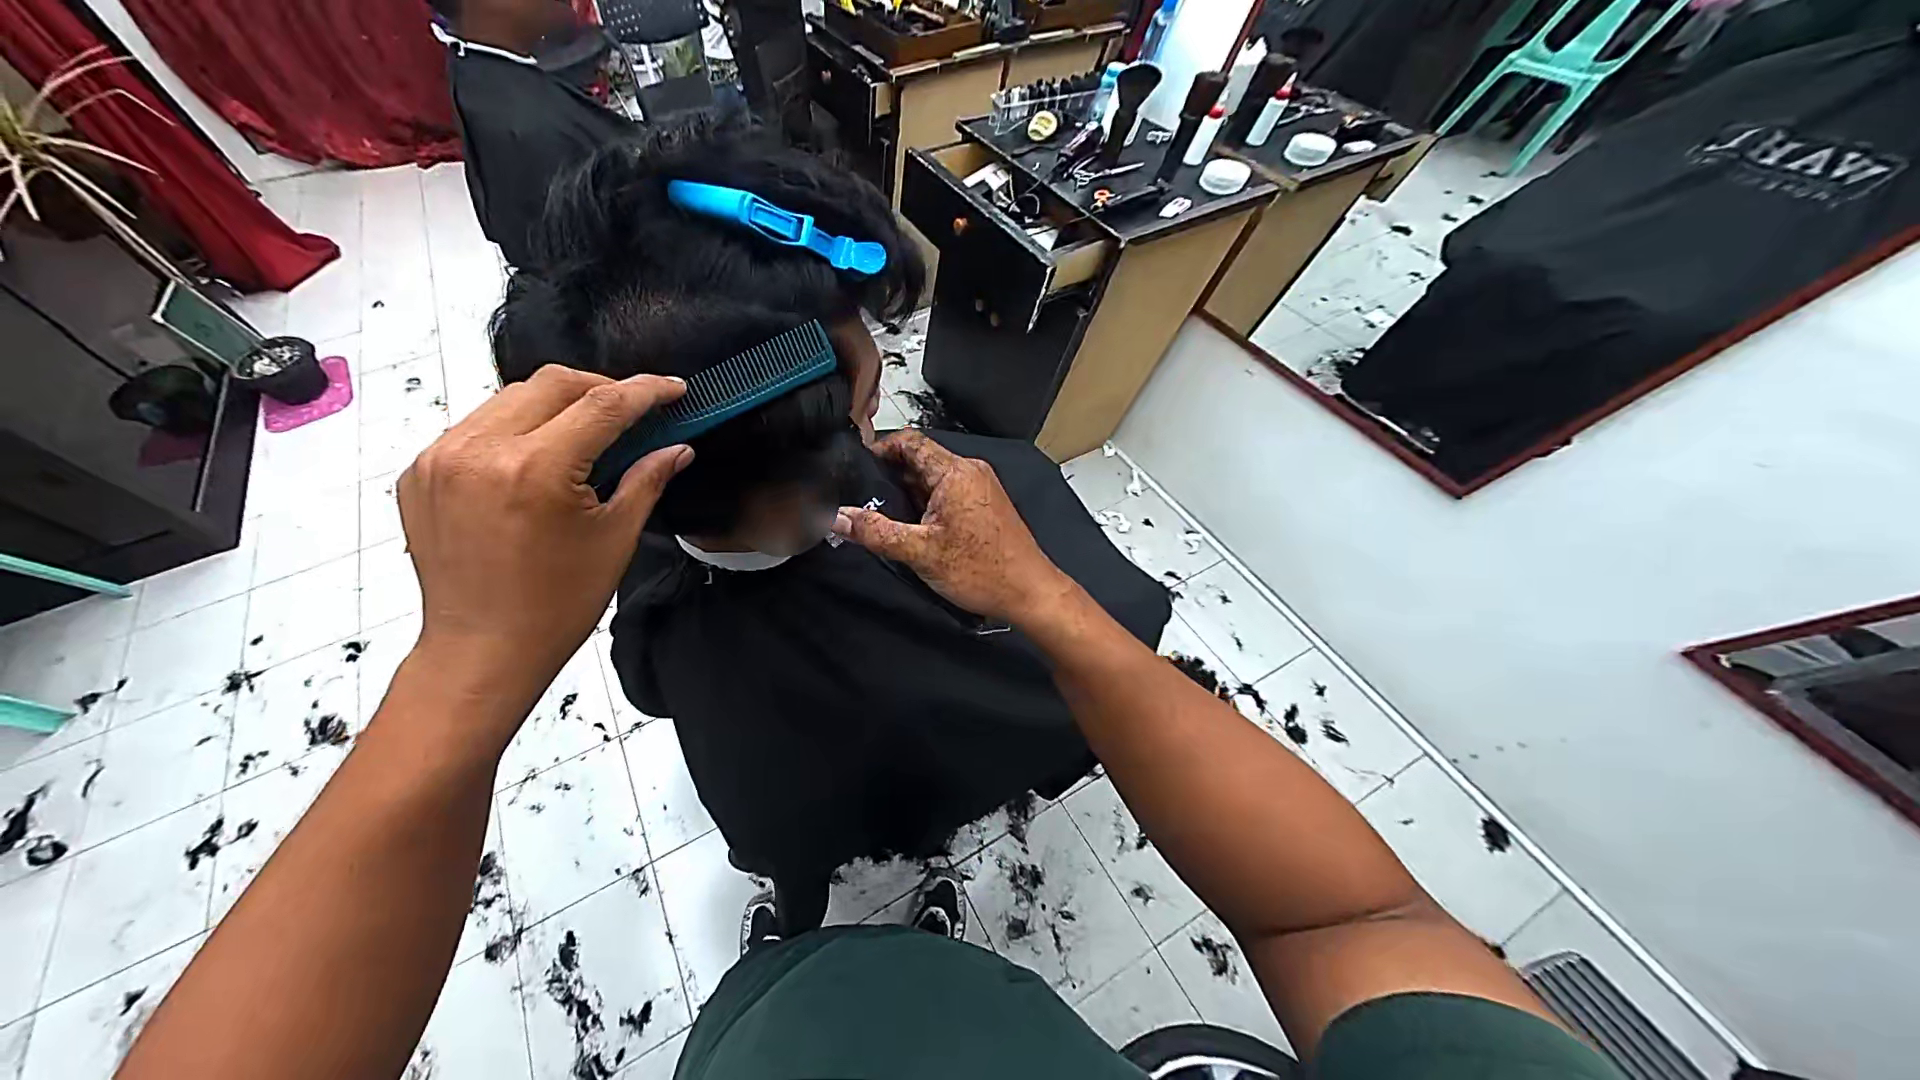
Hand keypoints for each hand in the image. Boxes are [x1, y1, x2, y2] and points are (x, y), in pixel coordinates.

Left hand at [397, 366, 691, 723]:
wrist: (484, 647)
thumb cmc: (551, 604)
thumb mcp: (616, 537)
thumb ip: (647, 480)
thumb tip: (676, 449)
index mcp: (533, 470)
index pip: (602, 405)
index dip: (645, 391)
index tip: (671, 388)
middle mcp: (478, 453)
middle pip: (552, 383)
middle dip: (603, 388)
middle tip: (636, 409)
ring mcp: (440, 459)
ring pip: (511, 397)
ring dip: (560, 404)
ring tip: (592, 433)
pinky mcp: (421, 472)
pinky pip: (479, 424)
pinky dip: (519, 426)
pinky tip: (545, 454)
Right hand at [831, 430, 1072, 624]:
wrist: (1029, 593)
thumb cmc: (987, 572)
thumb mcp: (920, 552)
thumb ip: (875, 531)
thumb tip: (839, 518)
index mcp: (955, 472)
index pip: (909, 441)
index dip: (879, 449)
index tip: (858, 466)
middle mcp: (970, 472)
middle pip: (918, 460)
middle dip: (890, 479)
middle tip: (867, 502)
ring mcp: (979, 488)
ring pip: (931, 479)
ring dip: (908, 496)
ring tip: (889, 521)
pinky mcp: (983, 505)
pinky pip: (947, 494)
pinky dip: (927, 506)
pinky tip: (916, 531)